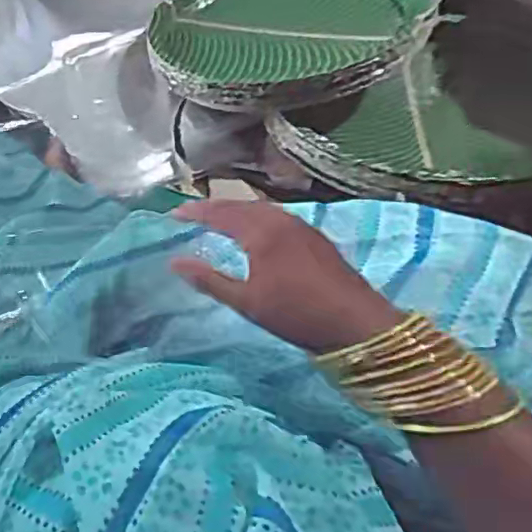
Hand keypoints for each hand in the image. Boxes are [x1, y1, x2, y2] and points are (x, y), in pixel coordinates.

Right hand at [168, 200, 401, 352]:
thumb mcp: (246, 302)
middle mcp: (282, 222)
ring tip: (218, 219)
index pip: (221, 214)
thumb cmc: (297, 314)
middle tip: (192, 214)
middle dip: (214, 208)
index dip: (195, 212)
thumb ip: (209, 280)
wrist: (358, 325)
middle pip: (242, 206)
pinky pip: (278, 217)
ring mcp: (302, 228)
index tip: (173, 214)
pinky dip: (256, 218)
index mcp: (262, 233)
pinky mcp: (315, 239)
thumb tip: (175, 263)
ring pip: (262, 210)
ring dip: (237, 211)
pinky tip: (254, 232)